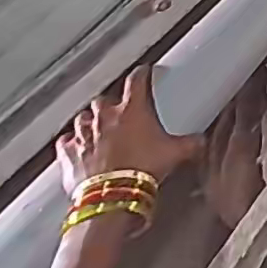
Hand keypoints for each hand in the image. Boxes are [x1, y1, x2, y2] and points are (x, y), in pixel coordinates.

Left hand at [56, 67, 204, 191]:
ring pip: (82, 118)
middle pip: (104, 98)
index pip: (137, 80)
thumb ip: (191, 144)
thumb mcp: (176, 153)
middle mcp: (106, 116)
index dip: (141, 74)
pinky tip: (75, 145)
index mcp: (134, 109)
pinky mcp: (69, 154)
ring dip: (89, 120)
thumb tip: (201, 143)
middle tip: (119, 108)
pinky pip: (65, 142)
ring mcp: (84, 134)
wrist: (113, 195)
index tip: (143, 72)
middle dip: (110, 102)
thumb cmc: (143, 168)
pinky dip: (70, 142)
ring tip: (96, 126)